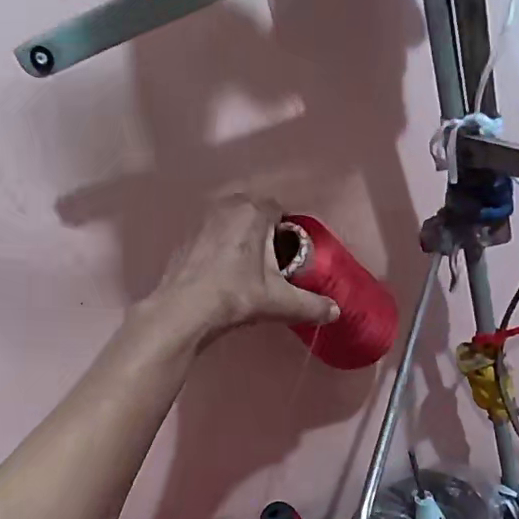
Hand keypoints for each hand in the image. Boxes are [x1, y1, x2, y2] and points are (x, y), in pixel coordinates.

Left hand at [144, 195, 339, 341]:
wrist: (183, 309)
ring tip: (245, 270)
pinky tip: (219, 274)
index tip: (289, 256)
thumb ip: (311, 305)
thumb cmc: (235, 296)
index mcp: (253, 211)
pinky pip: (210, 237)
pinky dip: (218, 249)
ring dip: (239, 239)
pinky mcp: (184, 239)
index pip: (279, 210)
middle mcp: (226, 206)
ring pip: (230, 223)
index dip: (287, 232)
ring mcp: (201, 221)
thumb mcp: (279, 302)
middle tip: (269, 265)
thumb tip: (336, 311)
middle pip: (254, 214)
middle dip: (263, 233)